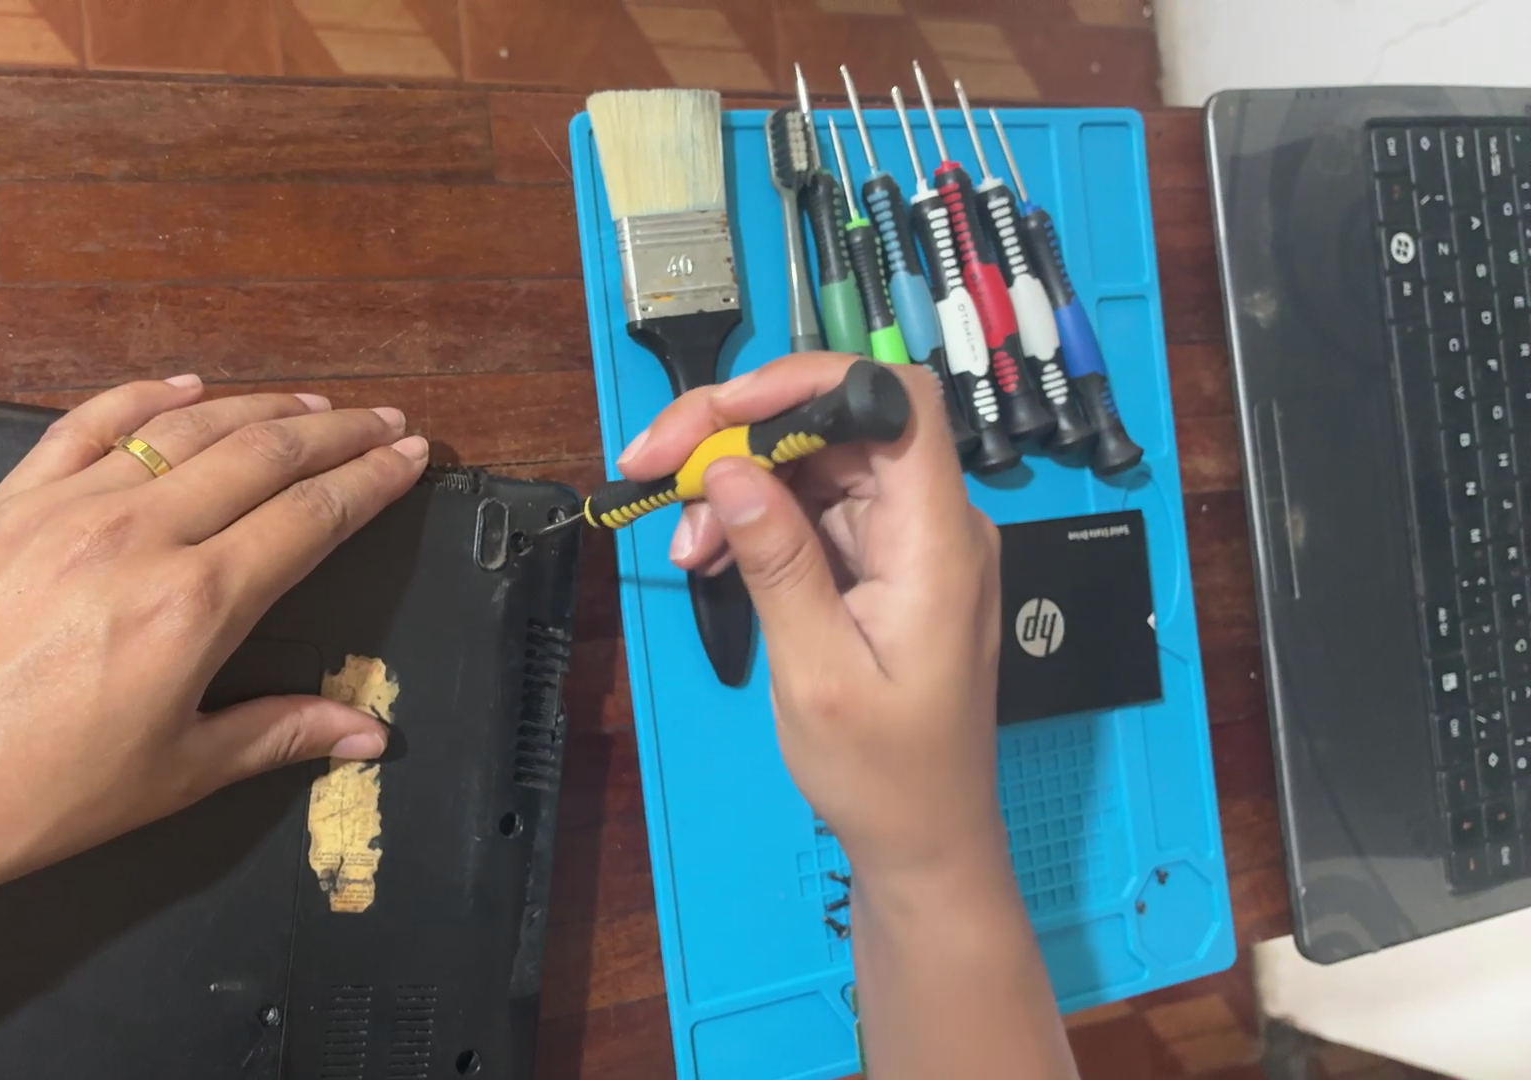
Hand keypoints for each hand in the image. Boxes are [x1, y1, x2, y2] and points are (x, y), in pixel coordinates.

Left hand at [0, 375, 429, 889]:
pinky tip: (188, 384)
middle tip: (387, 421)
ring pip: (191, 429)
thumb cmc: (42, 798)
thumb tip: (373, 737)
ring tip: (317, 402)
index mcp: (197, 604)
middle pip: (266, 456)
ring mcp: (71, 508)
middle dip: (340, 433)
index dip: (373, 480)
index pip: (312, 517)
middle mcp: (143, 536)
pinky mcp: (10, 502)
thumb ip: (286, 732)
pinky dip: (146, 396)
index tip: (411, 456)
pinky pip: (90, 426)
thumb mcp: (181, 772)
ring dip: (266, 407)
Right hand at [616, 353, 1004, 875]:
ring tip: (685, 543)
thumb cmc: (879, 769)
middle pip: (834, 426)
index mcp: (936, 539)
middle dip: (738, 435)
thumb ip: (777, 562)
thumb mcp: (815, 670)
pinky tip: (712, 554)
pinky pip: (807, 511)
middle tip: (656, 466)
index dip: (807, 381)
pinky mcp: (875, 560)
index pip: (893, 403)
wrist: (920, 836)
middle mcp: (927, 520)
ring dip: (734, 487)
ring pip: (809, 466)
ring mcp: (901, 539)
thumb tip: (726, 471)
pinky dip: (752, 521)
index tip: (718, 413)